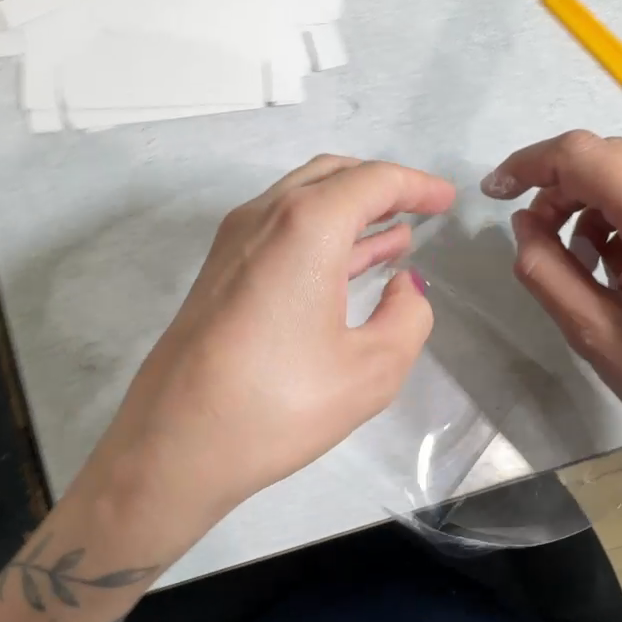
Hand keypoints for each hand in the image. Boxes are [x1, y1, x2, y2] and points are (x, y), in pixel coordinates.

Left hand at [87, 156, 455, 536]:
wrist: (174, 444)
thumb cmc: (277, 406)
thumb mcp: (371, 369)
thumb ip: (408, 317)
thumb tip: (404, 285)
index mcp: (305, 225)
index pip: (372, 181)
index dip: (416, 185)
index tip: (447, 200)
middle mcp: (264, 216)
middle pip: (331, 177)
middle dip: (381, 187)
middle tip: (421, 209)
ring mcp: (233, 242)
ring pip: (302, 202)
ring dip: (350, 211)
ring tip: (396, 235)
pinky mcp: (218, 272)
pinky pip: (280, 230)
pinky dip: (321, 235)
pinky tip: (349, 263)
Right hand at [482, 131, 621, 525]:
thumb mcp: (593, 331)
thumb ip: (544, 266)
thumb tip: (525, 223)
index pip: (583, 155)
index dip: (529, 164)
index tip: (493, 192)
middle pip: (614, 157)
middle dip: (562, 185)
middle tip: (535, 236)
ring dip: (596, 203)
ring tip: (584, 266)